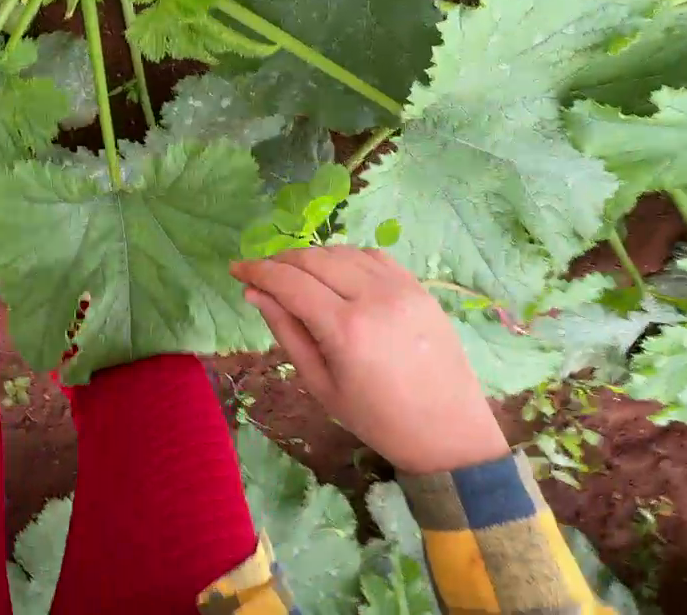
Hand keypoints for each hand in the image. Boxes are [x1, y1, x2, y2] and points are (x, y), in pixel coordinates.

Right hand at [232, 247, 509, 475]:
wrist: (450, 435)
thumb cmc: (376, 419)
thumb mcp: (319, 383)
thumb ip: (285, 331)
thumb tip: (253, 292)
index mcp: (346, 329)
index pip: (288, 281)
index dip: (256, 270)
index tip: (236, 269)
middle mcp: (373, 298)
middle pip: (311, 258)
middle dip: (278, 261)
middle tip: (261, 275)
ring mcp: (401, 289)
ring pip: (339, 252)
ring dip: (309, 258)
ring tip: (295, 277)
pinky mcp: (419, 288)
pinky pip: (371, 256)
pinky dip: (344, 258)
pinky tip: (335, 275)